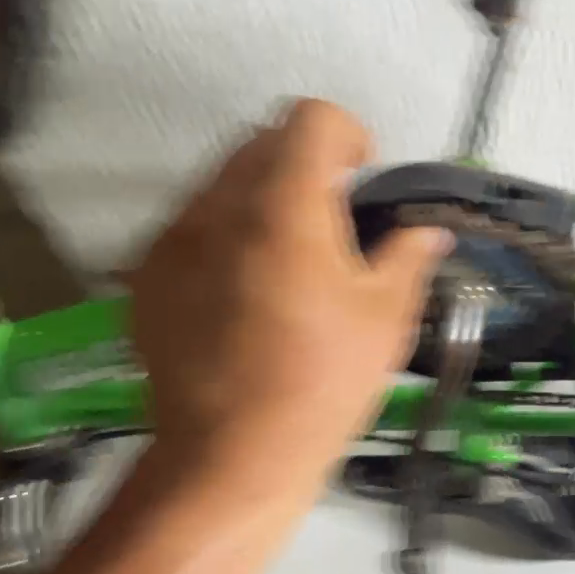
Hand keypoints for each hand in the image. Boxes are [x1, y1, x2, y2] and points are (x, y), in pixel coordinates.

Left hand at [125, 99, 450, 478]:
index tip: (364, 181)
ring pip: (221, 182)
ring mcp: (172, 239)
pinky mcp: (148, 275)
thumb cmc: (323, 385)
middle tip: (335, 226)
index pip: (312, 118)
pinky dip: (227, 236)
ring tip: (290, 264)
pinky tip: (248, 295)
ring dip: (264, 199)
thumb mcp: (385, 321)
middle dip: (305, 166)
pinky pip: (192, 226)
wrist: (233, 455)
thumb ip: (407, 258)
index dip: (349, 136)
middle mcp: (217, 205)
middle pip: (262, 141)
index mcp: (284, 207)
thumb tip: (426, 230)